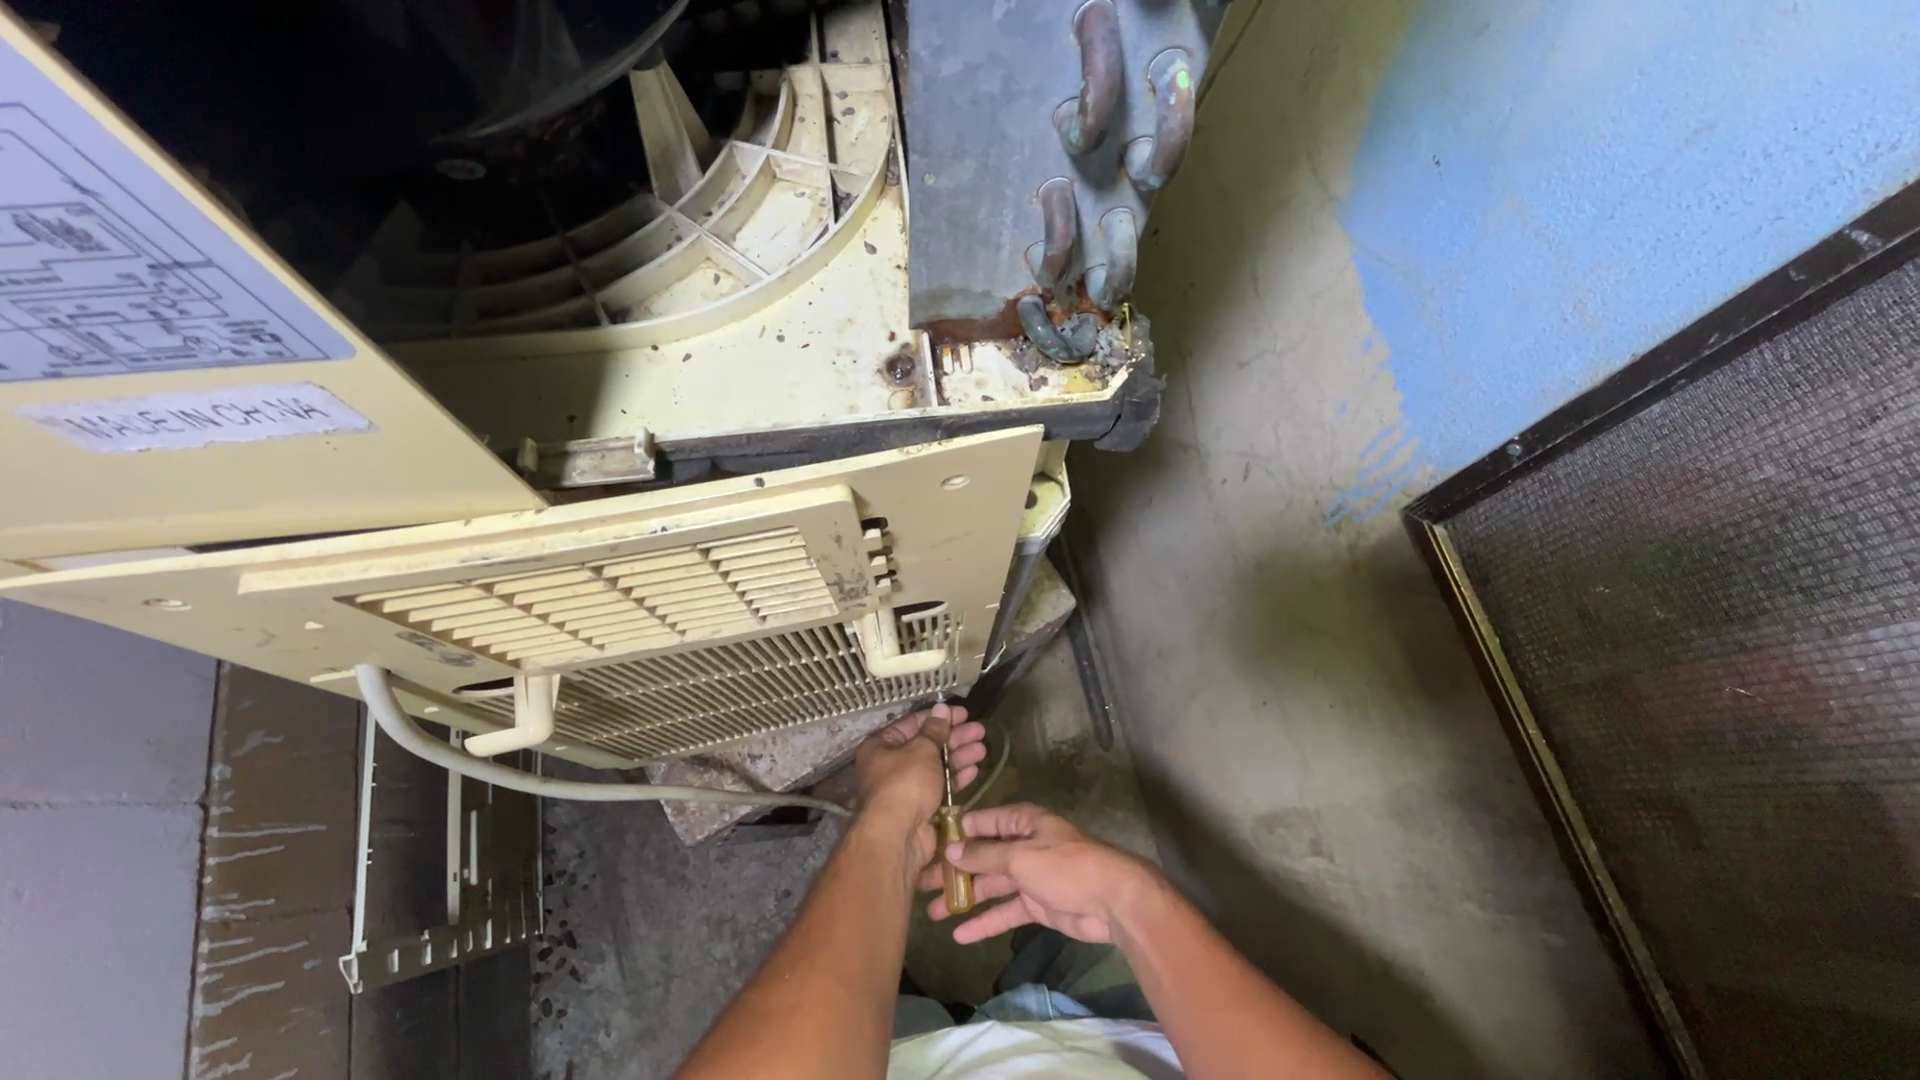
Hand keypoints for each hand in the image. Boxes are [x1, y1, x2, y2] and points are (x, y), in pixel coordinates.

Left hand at [853, 703, 984, 864]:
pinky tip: (974, 769)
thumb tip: (942, 708)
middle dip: (954, 737)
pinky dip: (956, 777)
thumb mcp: (922, 750)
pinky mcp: (920, 806)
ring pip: (936, 766)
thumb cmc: (906, 783)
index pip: (913, 723)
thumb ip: (935, 730)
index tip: (964, 713)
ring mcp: (906, 788)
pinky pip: (940, 786)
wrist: (898, 835)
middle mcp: (891, 764)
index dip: (939, 717)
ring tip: (982, 747)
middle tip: (979, 730)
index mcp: (881, 745)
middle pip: (927, 745)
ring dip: (959, 756)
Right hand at [920, 802, 1164, 944]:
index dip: (954, 833)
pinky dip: (984, 922)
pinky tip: (960, 935)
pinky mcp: (1036, 904)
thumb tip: (951, 851)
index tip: (925, 843)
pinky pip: (1004, 912)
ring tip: (932, 912)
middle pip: (981, 857)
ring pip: (989, 886)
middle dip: (952, 870)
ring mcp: (1029, 876)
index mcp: (1022, 822)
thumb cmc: (1066, 866)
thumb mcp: (1021, 856)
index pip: (981, 822)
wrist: (1113, 901)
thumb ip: (984, 855)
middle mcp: (1023, 845)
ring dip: (963, 898)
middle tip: (919, 883)